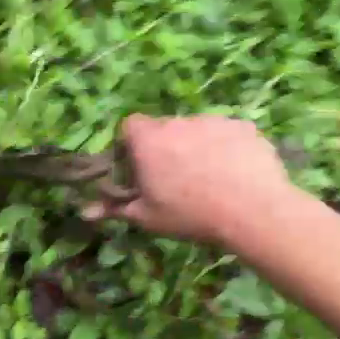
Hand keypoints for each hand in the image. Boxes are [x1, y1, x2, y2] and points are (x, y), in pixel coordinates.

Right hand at [85, 114, 297, 244]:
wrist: (254, 212)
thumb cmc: (191, 215)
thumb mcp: (147, 217)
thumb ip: (114, 208)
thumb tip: (84, 212)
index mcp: (149, 139)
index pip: (130, 125)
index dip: (132, 144)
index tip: (140, 167)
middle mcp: (178, 122)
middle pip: (164, 128)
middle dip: (165, 147)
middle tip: (175, 179)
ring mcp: (214, 121)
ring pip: (196, 130)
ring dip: (196, 146)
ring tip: (210, 179)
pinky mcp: (244, 126)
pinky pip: (227, 133)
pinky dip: (226, 147)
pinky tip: (235, 173)